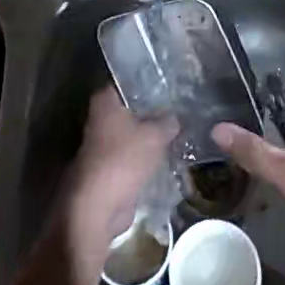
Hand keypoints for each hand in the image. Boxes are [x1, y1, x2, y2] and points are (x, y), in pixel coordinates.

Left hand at [64, 86, 174, 260]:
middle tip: (184, 106)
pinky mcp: (113, 165)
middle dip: (156, 109)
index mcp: (105, 101)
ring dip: (154, 134)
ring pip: (136, 132)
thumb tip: (176, 116)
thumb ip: (168, 121)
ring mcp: (105, 142)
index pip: (129, 81)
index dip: (150, 81)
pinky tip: (173, 153)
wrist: (100, 204)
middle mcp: (101, 117)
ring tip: (184, 129)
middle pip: (133, 108)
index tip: (173, 82)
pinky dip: (151, 155)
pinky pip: (136, 154)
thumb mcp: (154, 134)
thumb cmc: (124, 158)